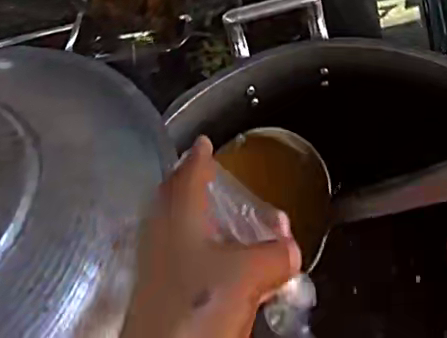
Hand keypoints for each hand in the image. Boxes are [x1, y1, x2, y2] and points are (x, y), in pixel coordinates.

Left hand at [121, 137, 301, 337]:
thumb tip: (291, 248)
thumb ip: (273, 255)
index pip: (188, 171)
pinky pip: (176, 258)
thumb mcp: (246, 276)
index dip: (199, 155)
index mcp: (178, 212)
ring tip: (216, 217)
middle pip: (175, 196)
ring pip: (175, 228)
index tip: (205, 141)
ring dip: (194, 218)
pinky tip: (212, 265)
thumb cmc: (198, 305)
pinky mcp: (156, 295)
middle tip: (208, 173)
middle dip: (192, 182)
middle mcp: (161, 231)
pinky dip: (194, 250)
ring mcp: (155, 264)